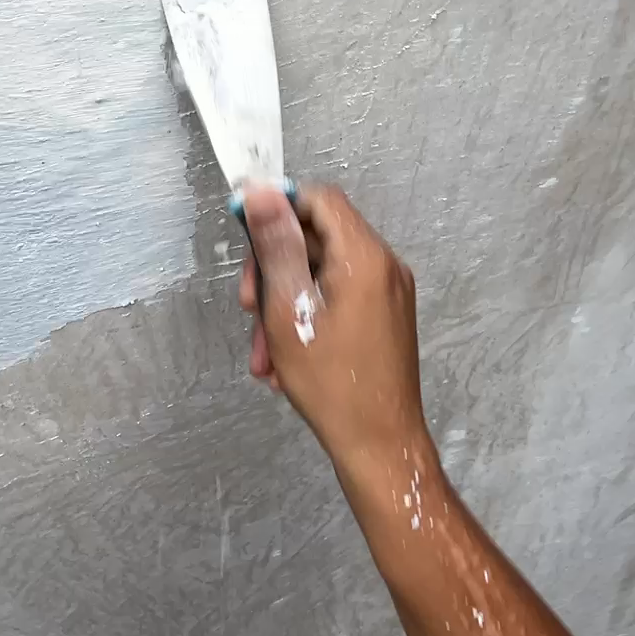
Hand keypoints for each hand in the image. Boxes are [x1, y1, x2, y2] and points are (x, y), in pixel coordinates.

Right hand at [238, 184, 425, 459]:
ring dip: (284, 301)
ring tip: (263, 350)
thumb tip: (261, 190)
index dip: (278, 209)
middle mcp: (384, 265)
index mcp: (363, 256)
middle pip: (317, 238)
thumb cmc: (330, 381)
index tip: (246, 239)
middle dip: (274, 268)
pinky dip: (307, 315)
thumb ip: (276, 245)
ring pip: (321, 272)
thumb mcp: (288, 309)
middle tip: (248, 307)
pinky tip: (285, 357)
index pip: (318, 199)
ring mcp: (389, 292)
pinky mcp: (386, 315)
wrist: (380, 445)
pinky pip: (337, 296)